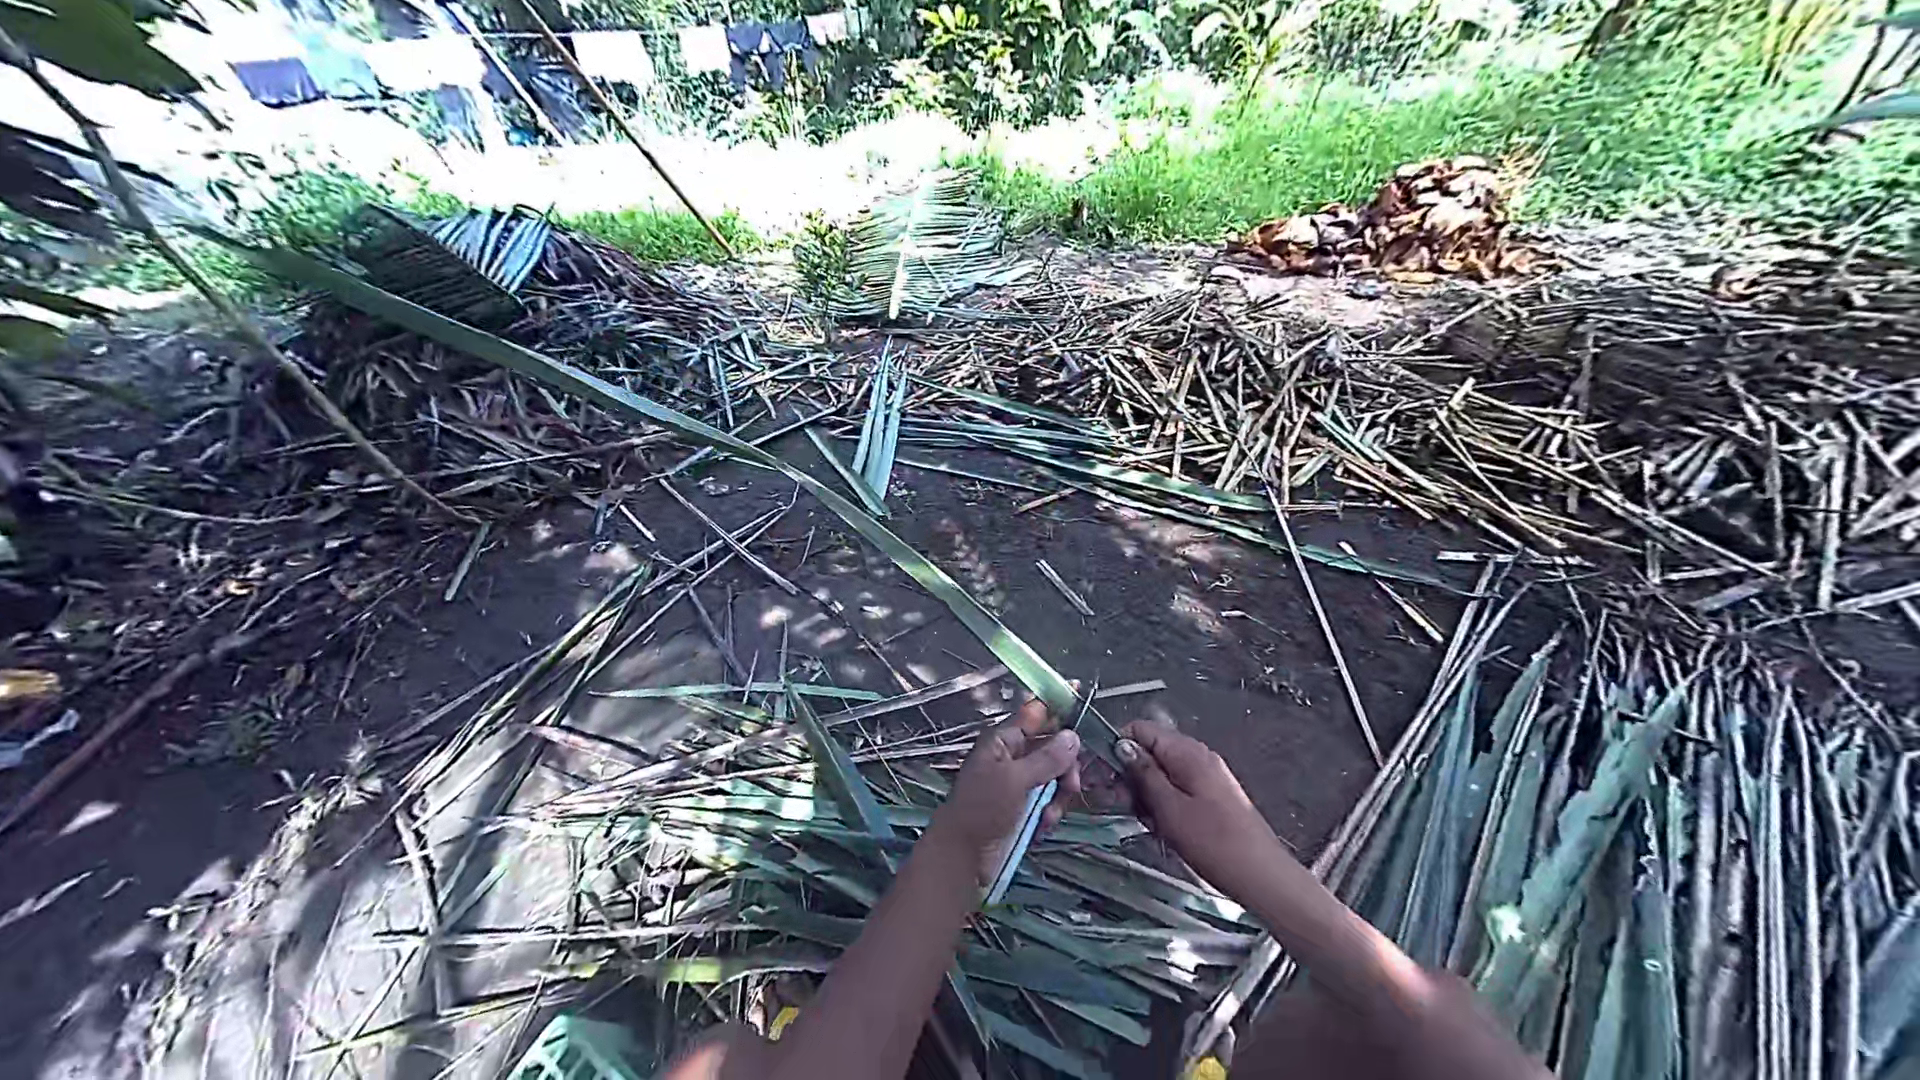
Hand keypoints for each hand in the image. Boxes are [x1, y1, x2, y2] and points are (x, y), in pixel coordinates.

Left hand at [931, 696, 1082, 884]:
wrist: (963, 856)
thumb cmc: (982, 809)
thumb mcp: (1015, 780)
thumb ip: (1045, 759)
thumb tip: (1072, 735)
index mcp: (1003, 741)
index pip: (1034, 714)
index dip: (1057, 705)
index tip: (1081, 693)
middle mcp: (1012, 757)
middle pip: (1051, 747)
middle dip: (1064, 767)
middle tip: (1071, 786)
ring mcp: (1019, 782)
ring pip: (1054, 776)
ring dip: (1057, 796)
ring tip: (1048, 816)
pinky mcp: (1024, 807)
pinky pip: (1048, 801)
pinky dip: (1049, 813)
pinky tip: (1042, 826)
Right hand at [1115, 721, 1281, 897]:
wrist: (1263, 877)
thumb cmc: (1212, 841)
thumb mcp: (1168, 807)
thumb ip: (1143, 772)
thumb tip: (1122, 744)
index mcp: (1186, 751)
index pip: (1140, 729)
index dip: (1116, 746)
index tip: (1101, 774)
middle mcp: (1197, 755)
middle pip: (1150, 750)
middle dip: (1129, 773)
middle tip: (1117, 803)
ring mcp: (1206, 775)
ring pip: (1162, 772)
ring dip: (1145, 792)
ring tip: (1144, 821)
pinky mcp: (1212, 795)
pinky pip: (1177, 787)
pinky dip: (1163, 802)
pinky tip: (1161, 827)